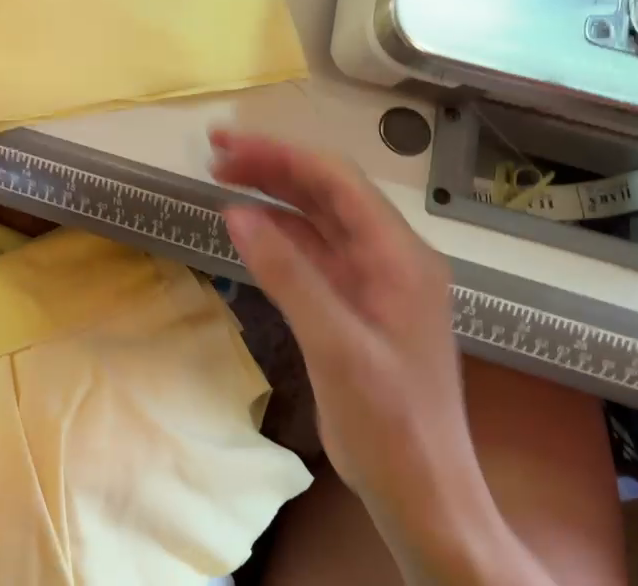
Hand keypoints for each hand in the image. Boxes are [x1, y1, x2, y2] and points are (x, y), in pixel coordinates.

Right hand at [210, 130, 467, 511]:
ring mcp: (373, 283)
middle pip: (327, 193)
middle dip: (273, 166)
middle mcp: (391, 258)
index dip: (280, 155)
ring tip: (223, 178)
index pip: (337, 182)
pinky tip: (248, 229)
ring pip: (319, 220)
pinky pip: (314, 254)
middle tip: (215, 153)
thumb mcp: (336, 347)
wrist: (422, 493)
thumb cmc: (389, 423)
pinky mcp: (355, 307)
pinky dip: (280, 235)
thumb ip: (289, 275)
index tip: (225, 145)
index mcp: (400, 258)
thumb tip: (237, 213)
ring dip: (274, 196)